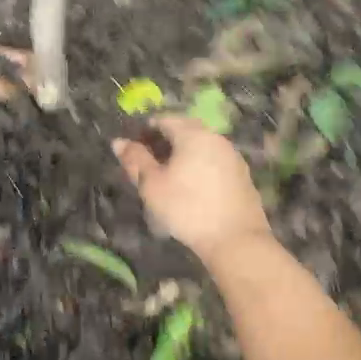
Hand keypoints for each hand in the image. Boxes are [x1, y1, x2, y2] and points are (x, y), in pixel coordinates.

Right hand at [112, 115, 272, 262]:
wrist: (235, 239)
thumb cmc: (186, 207)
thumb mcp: (151, 184)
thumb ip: (135, 160)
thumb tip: (119, 142)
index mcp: (193, 135)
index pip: (165, 119)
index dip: (145, 130)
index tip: (133, 148)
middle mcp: (216, 139)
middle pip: (185, 130)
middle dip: (163, 141)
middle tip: (147, 162)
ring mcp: (232, 157)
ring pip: (201, 146)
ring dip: (182, 154)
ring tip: (166, 176)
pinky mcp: (242, 175)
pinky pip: (213, 161)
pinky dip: (198, 166)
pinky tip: (190, 187)